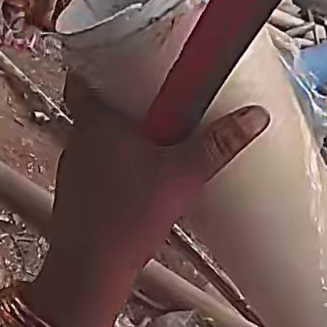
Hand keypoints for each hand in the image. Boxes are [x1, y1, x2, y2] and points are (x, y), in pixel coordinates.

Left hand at [34, 76, 267, 313]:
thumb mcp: (183, 176)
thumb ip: (218, 144)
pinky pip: (93, 165)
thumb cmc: (129, 216)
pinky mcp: (74, 193)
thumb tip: (254, 116)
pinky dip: (111, 162)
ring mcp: (72, 167)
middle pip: (91, 105)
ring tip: (149, 133)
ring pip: (92, 137)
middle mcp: (77, 139)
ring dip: (116, 133)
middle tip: (149, 95)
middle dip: (118, 99)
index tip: (117, 57)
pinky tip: (136, 176)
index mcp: (95, 122)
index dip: (95, 64)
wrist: (91, 268)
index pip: (81, 77)